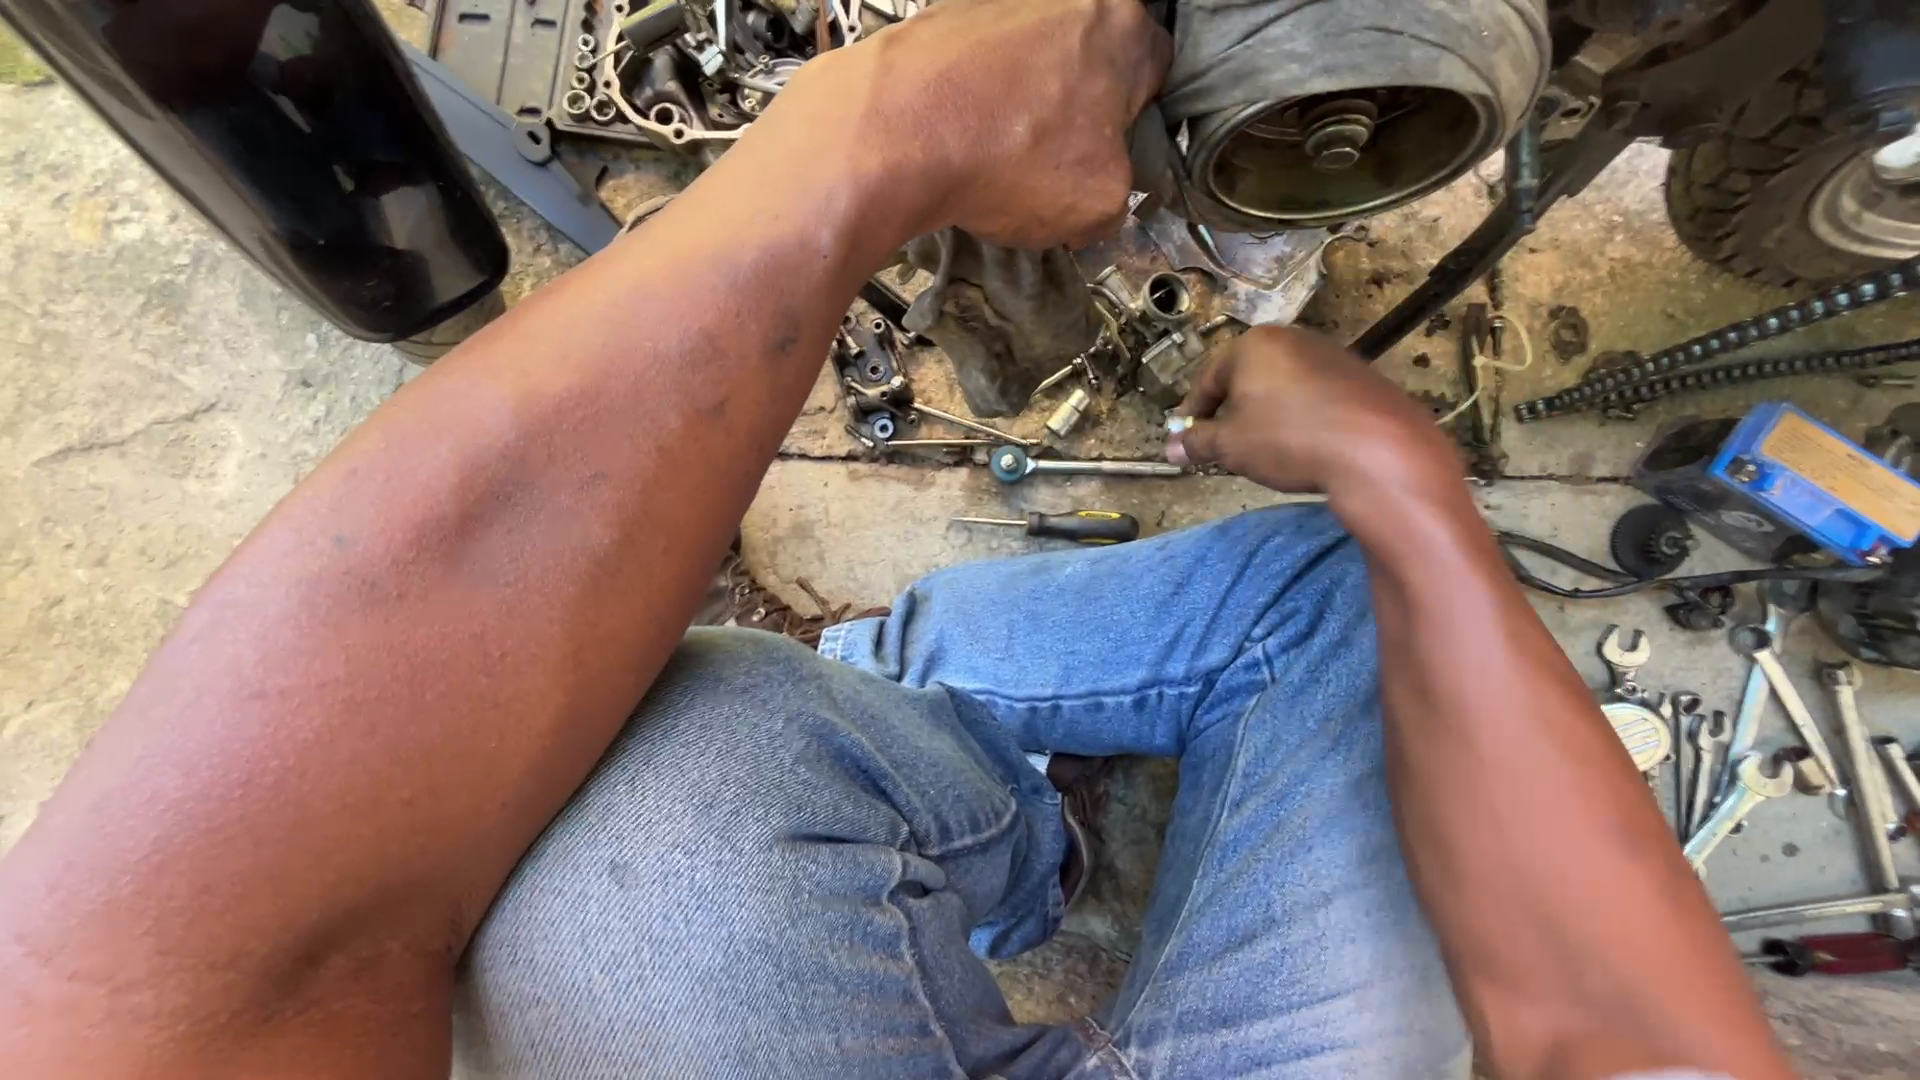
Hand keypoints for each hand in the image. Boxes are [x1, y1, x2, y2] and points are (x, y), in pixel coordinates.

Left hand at [775, 0, 1169, 248]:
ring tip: (999, 163)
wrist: (897, 134)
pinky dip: (977, 108)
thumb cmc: (1012, 159)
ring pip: (1031, 70)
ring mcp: (1000, 4)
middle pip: (1089, 68)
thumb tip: (1102, 200)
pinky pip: (980, 74)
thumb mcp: (1099, 205)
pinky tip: (961, 147)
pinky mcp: (945, 21)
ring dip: (1025, 113)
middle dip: (1077, 119)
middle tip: (1055, 171)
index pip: (1155, 77)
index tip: (1110, 162)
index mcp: (1121, 25)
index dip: (1135, 128)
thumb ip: (1120, 197)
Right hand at [1168, 325, 1458, 497]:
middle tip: (1223, 444)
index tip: (1186, 439)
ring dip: (1265, 414)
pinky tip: (1303, 445)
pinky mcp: (1361, 377)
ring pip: (1281, 386)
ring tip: (1263, 449)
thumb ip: (1197, 443)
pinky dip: (1300, 417)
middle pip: (1246, 377)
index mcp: (1253, 345)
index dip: (1192, 412)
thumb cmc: (1288, 439)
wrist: (1377, 450)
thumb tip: (1171, 448)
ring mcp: (1330, 355)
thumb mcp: (1230, 445)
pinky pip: (1314, 396)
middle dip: (1231, 411)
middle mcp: (1292, 339)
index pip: (1207, 378)